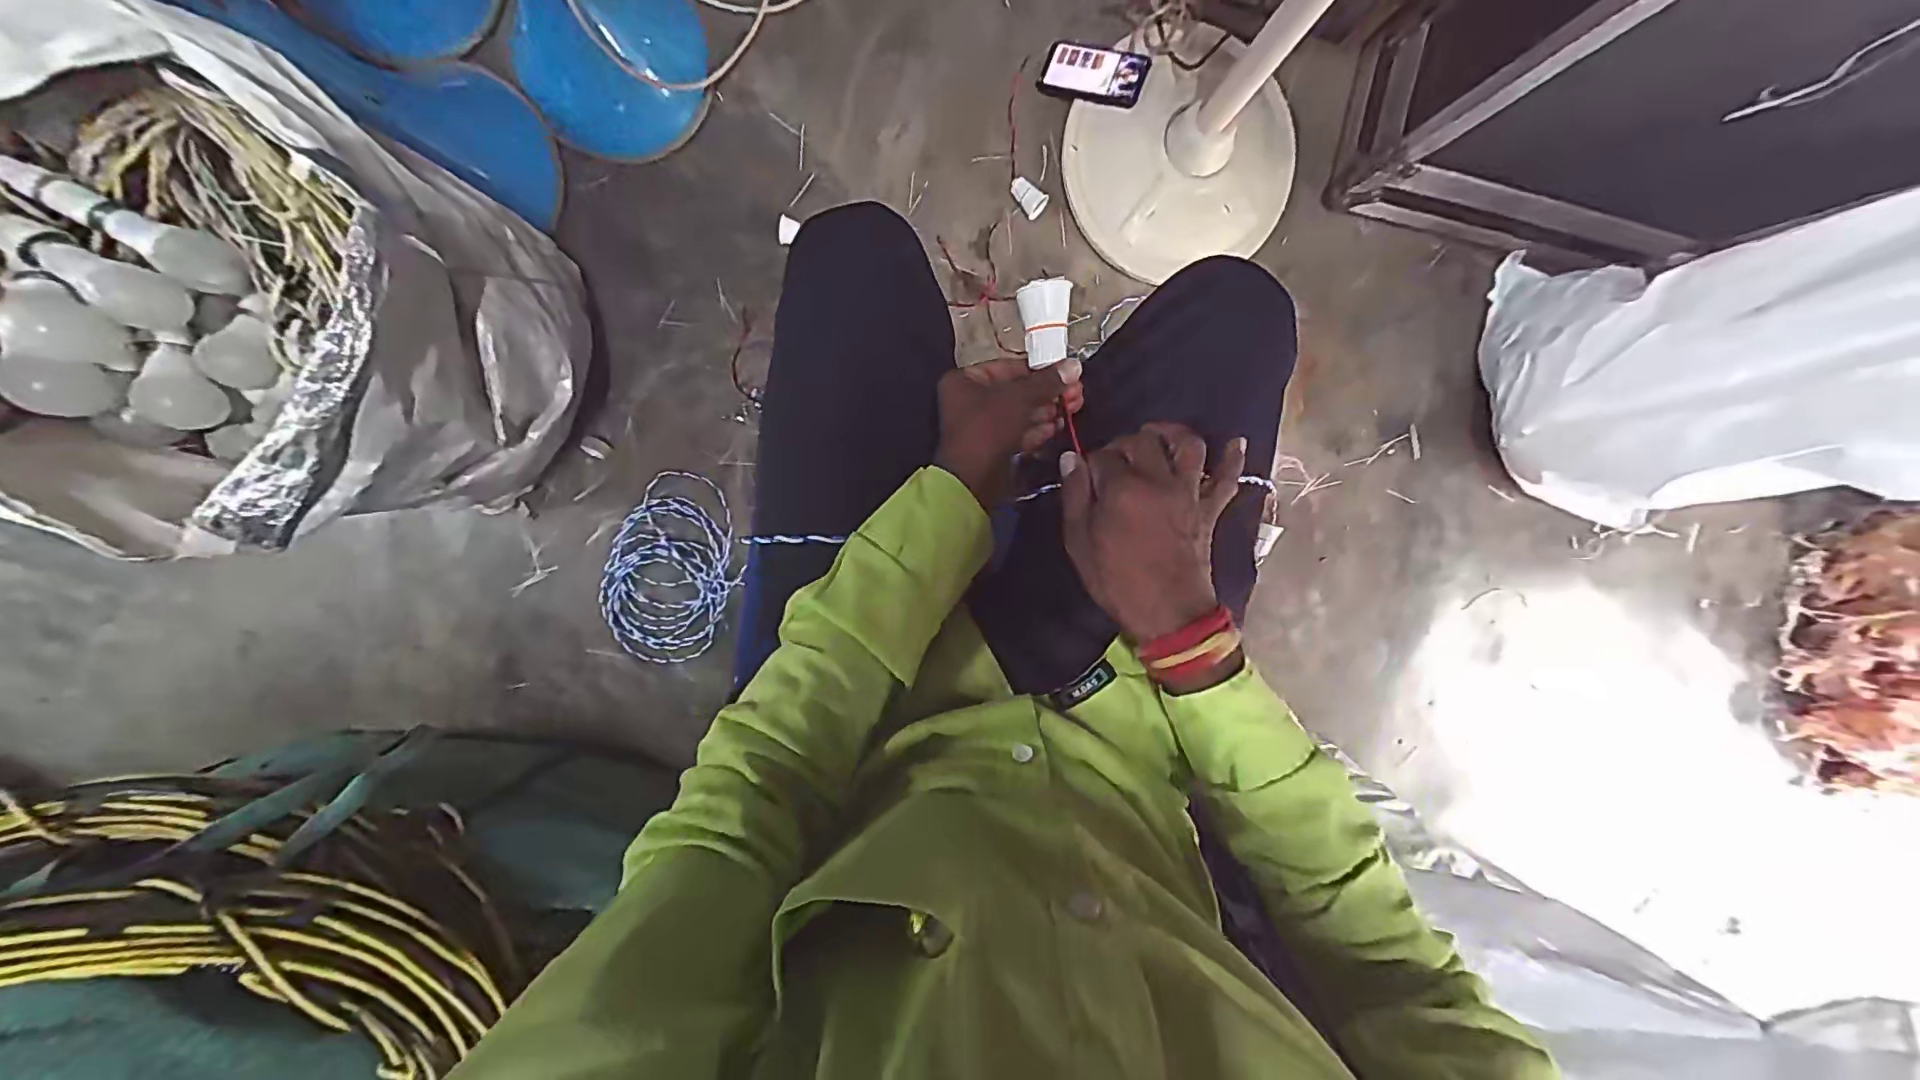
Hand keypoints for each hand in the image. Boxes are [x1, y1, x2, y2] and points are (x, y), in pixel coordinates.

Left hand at [935, 357, 1083, 507]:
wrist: (972, 481)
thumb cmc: (988, 429)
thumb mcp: (1019, 398)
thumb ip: (1047, 381)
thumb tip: (1073, 365)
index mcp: (965, 381)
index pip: (1008, 367)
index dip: (1039, 369)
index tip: (1066, 372)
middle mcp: (970, 401)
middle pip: (1017, 391)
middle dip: (1048, 393)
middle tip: (1077, 392)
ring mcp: (982, 427)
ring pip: (1020, 414)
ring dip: (1047, 411)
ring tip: (1074, 407)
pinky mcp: (994, 448)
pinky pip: (1018, 433)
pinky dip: (1037, 430)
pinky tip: (1058, 426)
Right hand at [1059, 422, 1247, 645]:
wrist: (1167, 612)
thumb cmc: (1116, 581)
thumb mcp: (1079, 542)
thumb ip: (1074, 496)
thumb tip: (1071, 458)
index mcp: (1121, 489)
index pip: (1102, 455)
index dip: (1090, 461)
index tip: (1085, 475)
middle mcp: (1157, 480)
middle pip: (1142, 441)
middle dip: (1124, 443)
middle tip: (1114, 459)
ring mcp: (1189, 492)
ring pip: (1188, 445)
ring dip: (1172, 433)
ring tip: (1157, 435)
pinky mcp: (1210, 507)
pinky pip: (1228, 477)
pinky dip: (1233, 458)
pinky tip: (1234, 442)